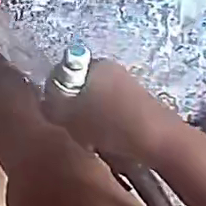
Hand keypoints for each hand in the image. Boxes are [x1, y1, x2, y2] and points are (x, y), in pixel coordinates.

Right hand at [59, 58, 184, 162]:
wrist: (160, 142)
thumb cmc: (108, 123)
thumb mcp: (66, 116)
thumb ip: (49, 106)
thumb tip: (45, 104)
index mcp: (92, 63)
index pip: (60, 74)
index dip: (53, 95)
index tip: (54, 115)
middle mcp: (111, 68)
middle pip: (79, 87)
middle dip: (72, 106)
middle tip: (69, 128)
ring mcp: (129, 85)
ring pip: (97, 101)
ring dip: (90, 118)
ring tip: (89, 139)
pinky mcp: (144, 105)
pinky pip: (114, 112)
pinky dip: (108, 124)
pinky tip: (109, 142)